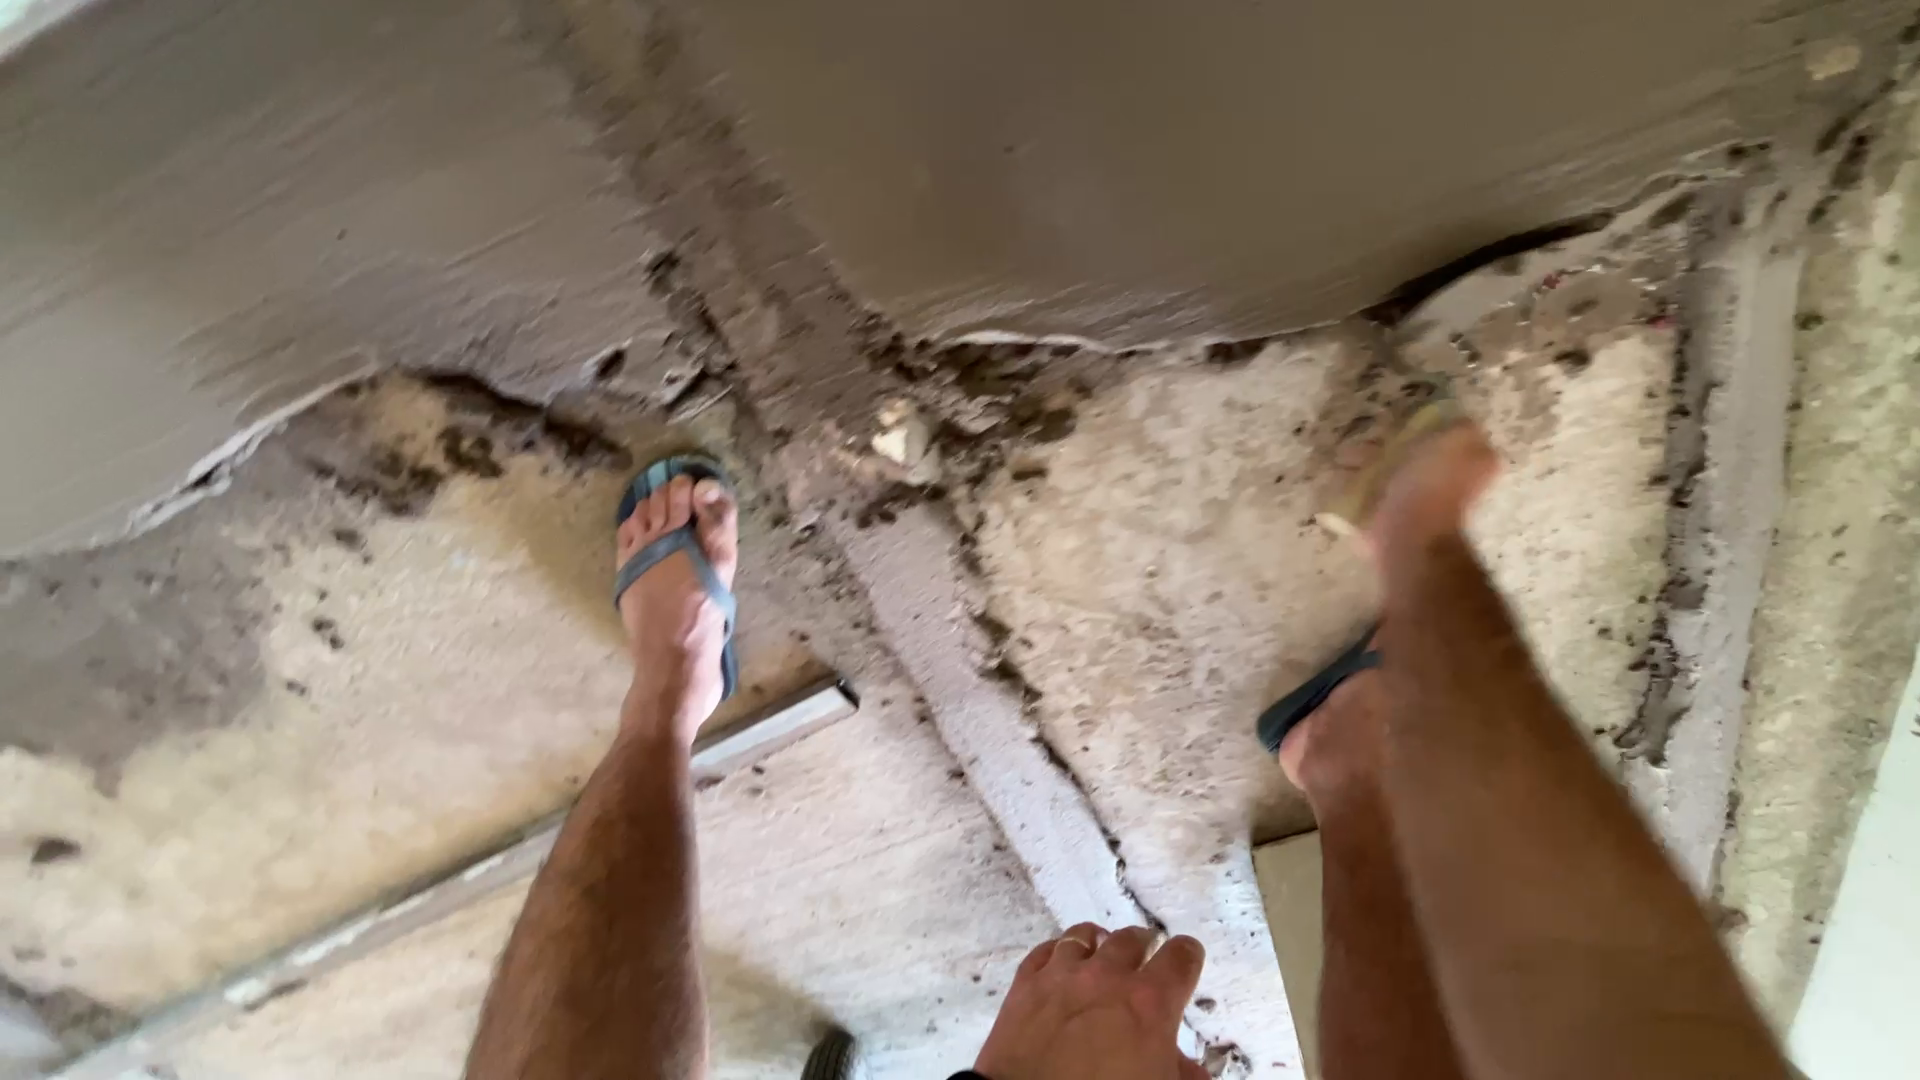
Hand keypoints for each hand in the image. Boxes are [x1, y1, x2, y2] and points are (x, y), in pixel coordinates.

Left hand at [974, 923, 1207, 1079]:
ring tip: (1102, 950)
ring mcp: (1061, 974)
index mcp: (1148, 1003)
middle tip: (1145, 954)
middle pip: (1130, 939)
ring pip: (1084, 936)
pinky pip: (1045, 951)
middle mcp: (1107, 976)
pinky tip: (1060, 961)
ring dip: (1099, 942)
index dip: (1187, 955)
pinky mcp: (1025, 983)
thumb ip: (1182, 1075)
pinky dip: (1058, 952)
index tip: (1188, 956)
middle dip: (1143, 945)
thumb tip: (1193, 1071)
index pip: (1179, 958)